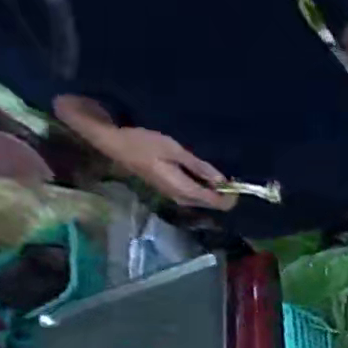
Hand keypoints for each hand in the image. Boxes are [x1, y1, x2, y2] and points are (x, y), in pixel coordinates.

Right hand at [94, 127, 234, 209]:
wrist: (113, 143)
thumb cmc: (143, 143)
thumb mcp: (174, 150)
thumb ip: (199, 167)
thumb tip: (222, 181)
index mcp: (186, 191)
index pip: (219, 204)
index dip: (231, 195)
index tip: (234, 181)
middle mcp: (183, 199)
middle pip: (213, 203)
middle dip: (223, 192)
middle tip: (224, 173)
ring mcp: (176, 197)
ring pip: (204, 199)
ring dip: (212, 189)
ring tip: (211, 170)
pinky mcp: (171, 192)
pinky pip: (194, 194)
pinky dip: (202, 186)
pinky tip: (198, 172)